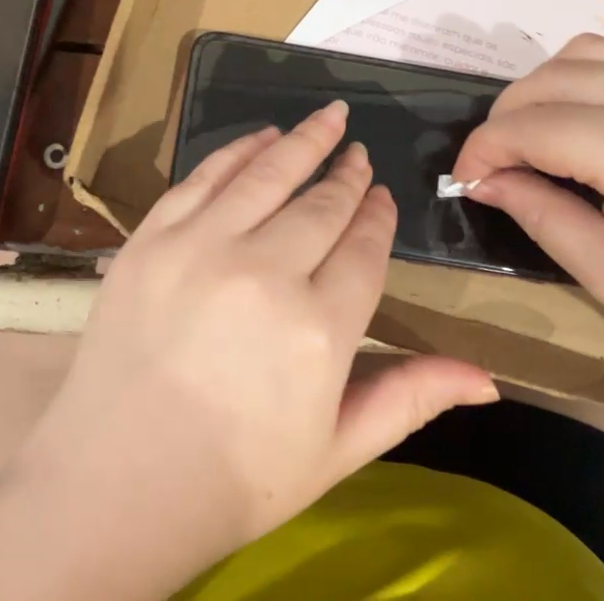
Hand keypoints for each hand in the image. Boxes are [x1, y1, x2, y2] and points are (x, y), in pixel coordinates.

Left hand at [15, 102, 495, 562]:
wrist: (115, 485)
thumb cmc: (233, 480)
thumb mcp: (335, 451)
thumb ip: (409, 399)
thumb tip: (489, 377)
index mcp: (320, 330)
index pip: (364, 249)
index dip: (378, 216)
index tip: (384, 195)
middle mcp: (266, 274)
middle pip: (321, 205)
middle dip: (347, 176)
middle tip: (359, 153)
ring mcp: (201, 248)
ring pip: (268, 175)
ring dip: (302, 142)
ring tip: (326, 118)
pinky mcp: (151, 239)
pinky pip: (203, 178)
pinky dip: (238, 152)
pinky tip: (262, 137)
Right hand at [451, 35, 603, 397]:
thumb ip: (540, 216)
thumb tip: (484, 180)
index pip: (528, 125)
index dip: (481, 150)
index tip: (462, 180)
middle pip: (547, 79)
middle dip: (503, 118)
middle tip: (492, 167)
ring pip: (584, 52)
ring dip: (541, 88)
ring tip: (532, 137)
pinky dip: (588, 74)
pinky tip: (585, 115)